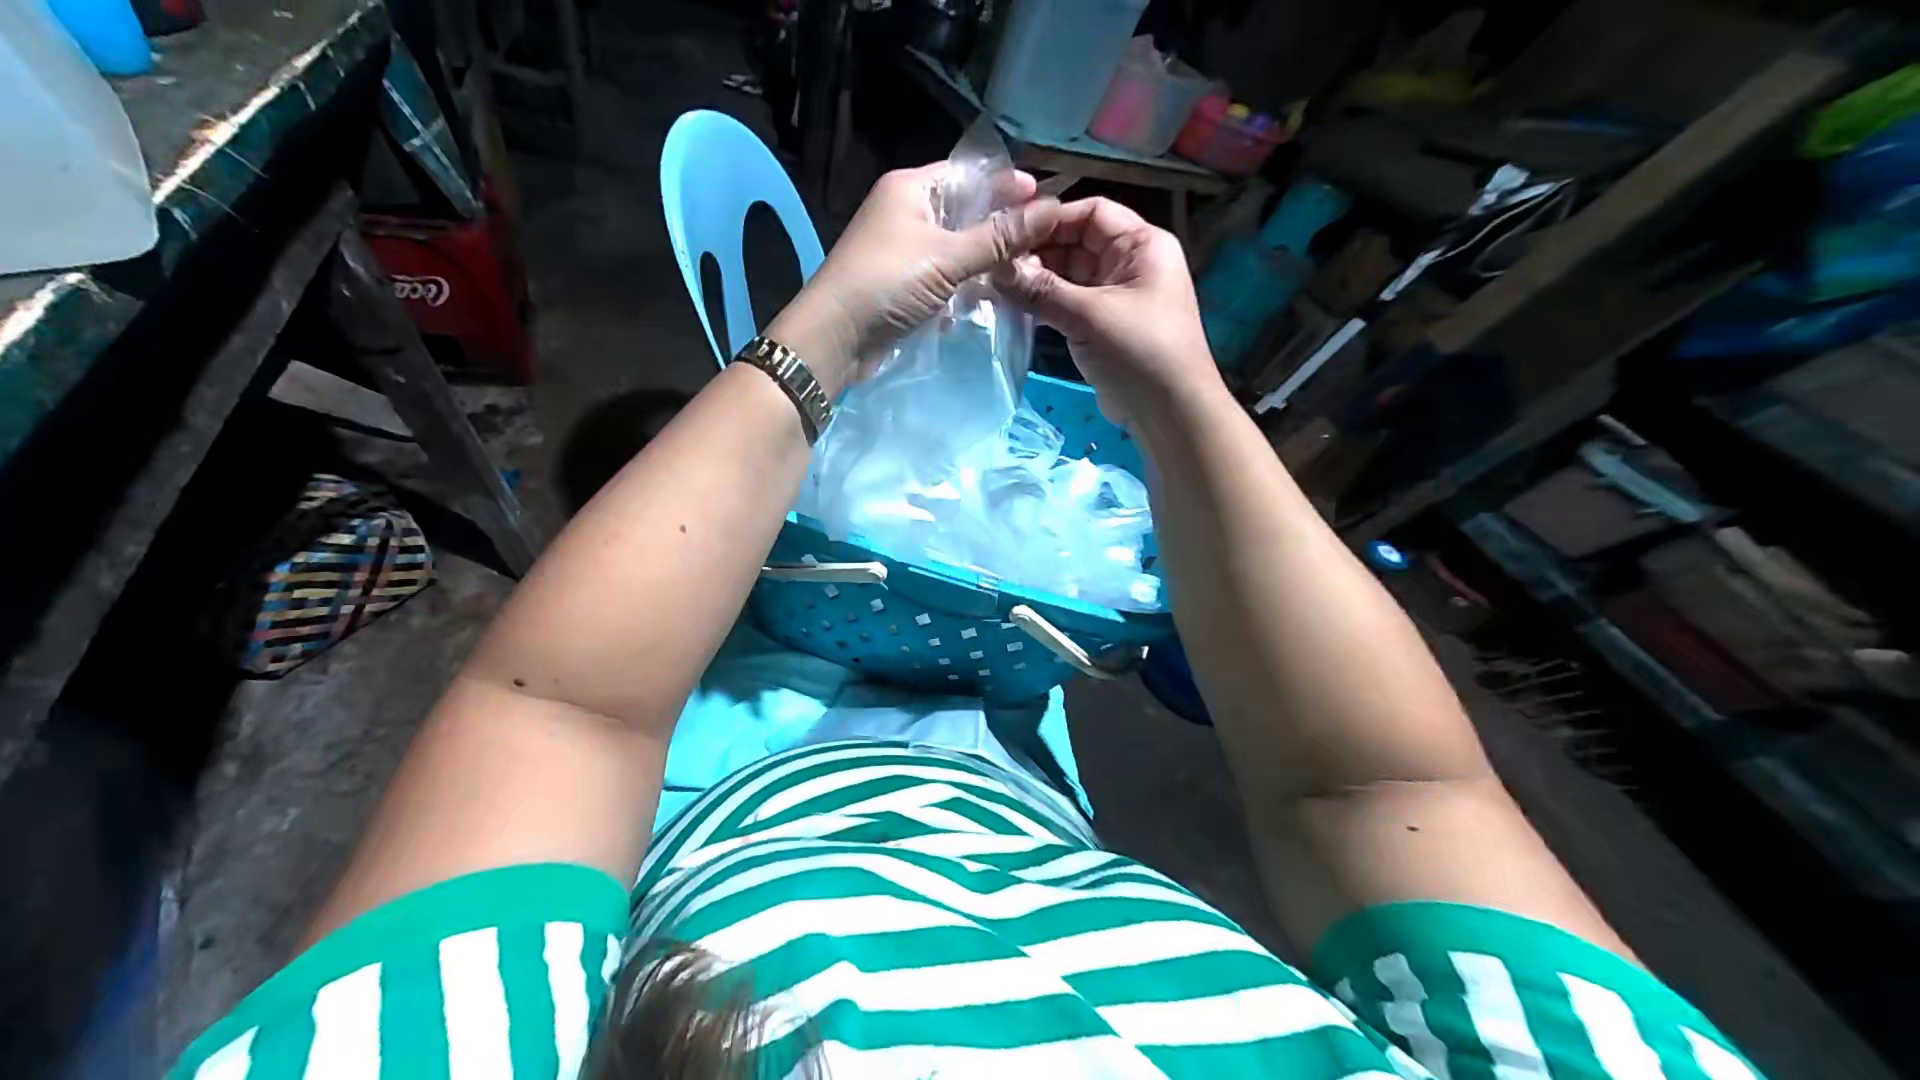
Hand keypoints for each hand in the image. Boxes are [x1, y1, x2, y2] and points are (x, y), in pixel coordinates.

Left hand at [767, 164, 1061, 395]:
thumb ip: (999, 237)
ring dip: (986, 260)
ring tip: (1027, 269)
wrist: (836, 337)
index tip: (1044, 198)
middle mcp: (906, 213)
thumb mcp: (947, 256)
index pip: (968, 174)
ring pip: (956, 248)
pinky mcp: (905, 285)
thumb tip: (1052, 209)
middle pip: (964, 212)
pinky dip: (966, 284)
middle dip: (1000, 226)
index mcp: (910, 188)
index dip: (1006, 184)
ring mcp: (904, 251)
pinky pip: (945, 276)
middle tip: (1043, 240)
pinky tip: (993, 295)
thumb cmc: (887, 282)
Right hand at [996, 198, 1221, 424]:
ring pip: (1071, 276)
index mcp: (1142, 244)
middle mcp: (1131, 263)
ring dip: (1039, 282)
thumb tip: (996, 271)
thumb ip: (1041, 291)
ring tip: (1000, 288)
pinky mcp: (1105, 326)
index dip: (1052, 219)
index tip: (1012, 234)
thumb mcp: (1088, 316)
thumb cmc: (1139, 351)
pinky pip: (1071, 304)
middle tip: (997, 267)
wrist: (1170, 411)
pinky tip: (1018, 309)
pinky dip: (1047, 305)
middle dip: (1040, 253)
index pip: (1092, 212)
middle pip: (1078, 244)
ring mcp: (1117, 297)